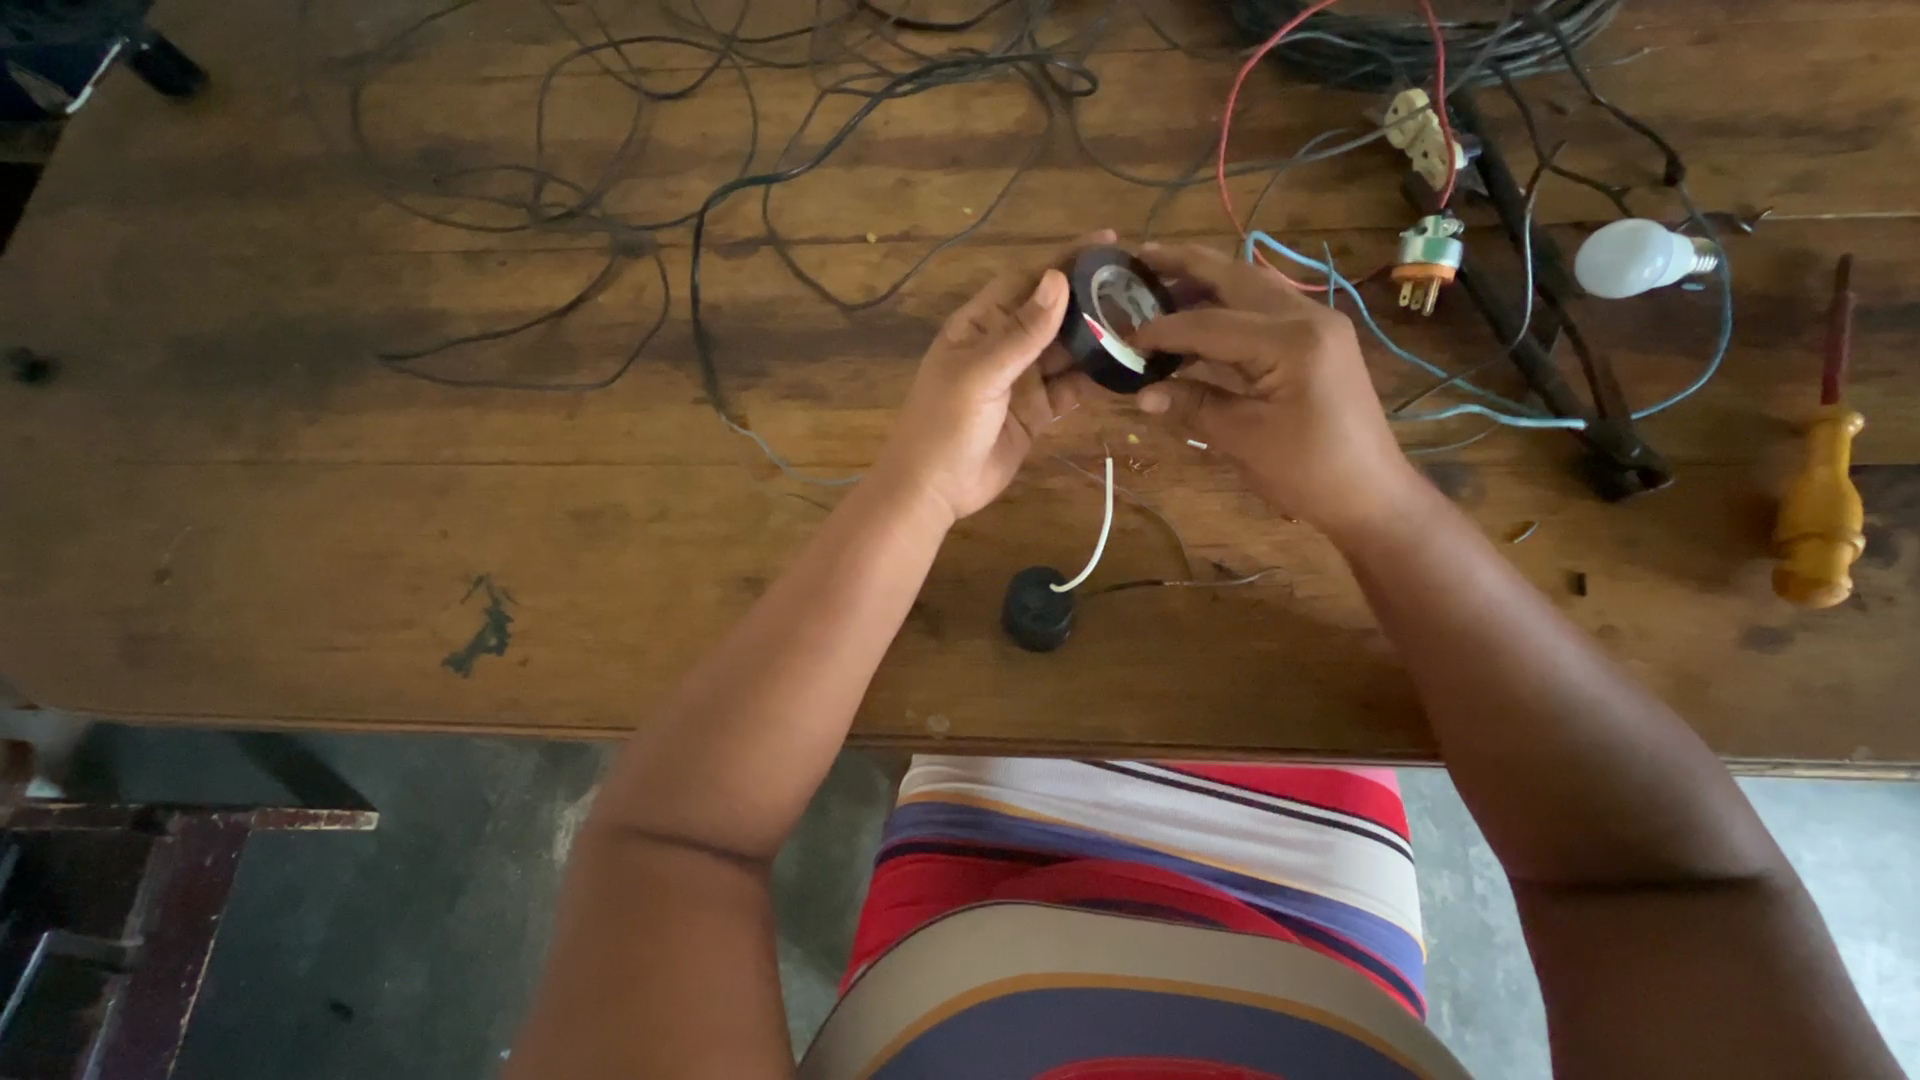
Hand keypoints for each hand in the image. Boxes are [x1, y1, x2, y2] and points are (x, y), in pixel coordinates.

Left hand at [872, 232, 1111, 521]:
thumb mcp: (980, 374)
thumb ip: (1022, 332)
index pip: (1027, 280)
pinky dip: (1097, 379)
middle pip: (1054, 313)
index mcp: (980, 325)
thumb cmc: (944, 424)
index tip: (1108, 241)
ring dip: (1100, 339)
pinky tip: (1128, 368)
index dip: (1064, 259)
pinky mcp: (1037, 412)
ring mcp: (1022, 380)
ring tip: (1145, 323)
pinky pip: (1072, 388)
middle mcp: (1003, 346)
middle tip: (1140, 286)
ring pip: (1068, 351)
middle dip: (1091, 299)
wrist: (933, 489)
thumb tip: (1057, 279)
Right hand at [1128, 242, 1420, 537]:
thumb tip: (1141, 393)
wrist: (1370, 493)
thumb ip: (1192, 406)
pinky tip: (1200, 314)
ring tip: (1161, 278)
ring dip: (1207, 279)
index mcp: (1290, 341)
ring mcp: (1318, 325)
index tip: (1122, 334)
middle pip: (1236, 277)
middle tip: (1138, 256)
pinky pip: (1266, 308)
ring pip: (1253, 285)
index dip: (1162, 329)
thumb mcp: (1243, 439)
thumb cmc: (1308, 471)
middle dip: (1185, 265)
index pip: (1210, 322)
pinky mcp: (1319, 340)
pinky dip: (1229, 304)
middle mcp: (1308, 317)